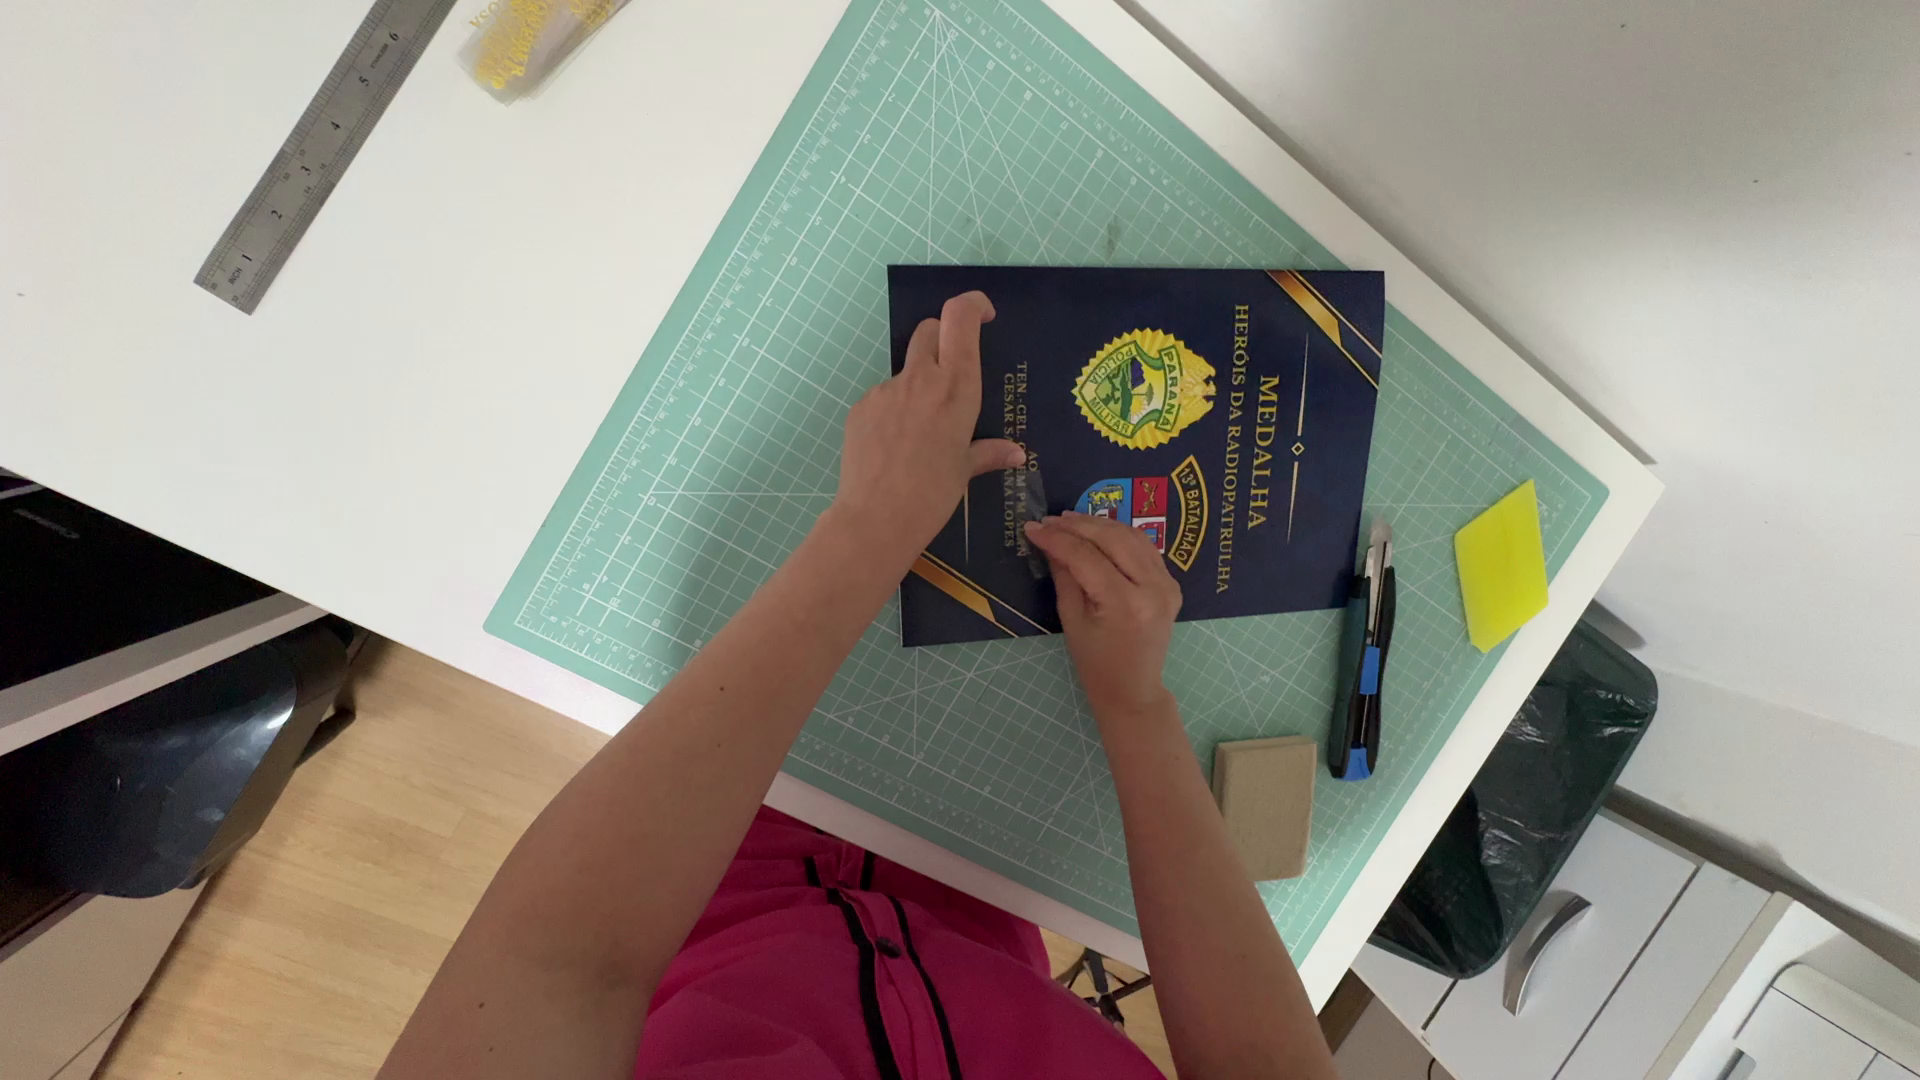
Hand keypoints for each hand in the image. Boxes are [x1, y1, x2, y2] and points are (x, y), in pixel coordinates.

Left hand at [833, 291, 1024, 565]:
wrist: (876, 518)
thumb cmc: (932, 495)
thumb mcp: (964, 471)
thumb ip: (988, 453)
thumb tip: (1016, 453)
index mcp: (956, 388)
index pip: (960, 318)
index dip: (971, 304)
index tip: (982, 314)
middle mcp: (921, 379)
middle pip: (929, 331)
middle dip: (942, 338)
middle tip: (951, 371)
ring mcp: (886, 391)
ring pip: (905, 371)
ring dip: (917, 386)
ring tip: (919, 434)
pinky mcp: (861, 406)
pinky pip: (883, 398)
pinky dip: (894, 412)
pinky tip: (894, 448)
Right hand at [1024, 512, 1181, 722]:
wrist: (1133, 689)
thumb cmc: (1095, 663)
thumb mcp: (1072, 620)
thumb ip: (1064, 576)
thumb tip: (1050, 542)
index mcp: (1125, 604)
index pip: (1086, 557)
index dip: (1056, 539)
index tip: (1031, 528)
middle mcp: (1153, 588)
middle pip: (1112, 539)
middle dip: (1078, 525)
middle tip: (1049, 520)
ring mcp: (1167, 585)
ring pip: (1131, 537)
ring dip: (1099, 525)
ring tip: (1070, 520)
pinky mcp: (1171, 584)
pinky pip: (1144, 548)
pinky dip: (1120, 535)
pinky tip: (1098, 532)